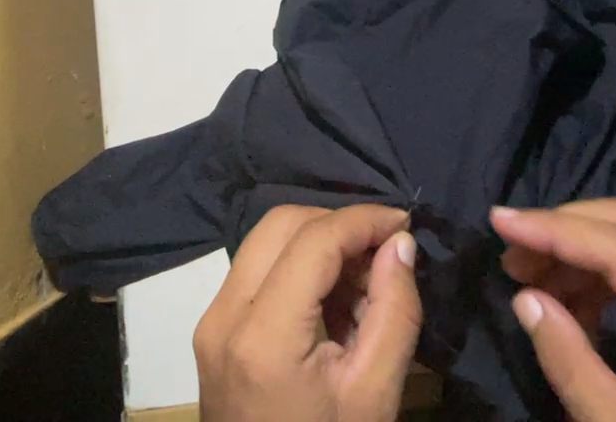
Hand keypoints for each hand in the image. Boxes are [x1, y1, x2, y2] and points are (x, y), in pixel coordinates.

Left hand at [194, 204, 421, 421]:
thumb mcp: (374, 395)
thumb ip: (394, 312)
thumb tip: (399, 243)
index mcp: (262, 335)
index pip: (314, 240)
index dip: (364, 220)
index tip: (405, 223)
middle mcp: (223, 314)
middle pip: (282, 224)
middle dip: (338, 224)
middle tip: (383, 251)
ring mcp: (210, 319)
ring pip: (265, 239)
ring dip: (318, 241)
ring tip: (362, 278)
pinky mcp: (212, 328)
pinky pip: (256, 268)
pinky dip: (298, 264)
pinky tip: (332, 298)